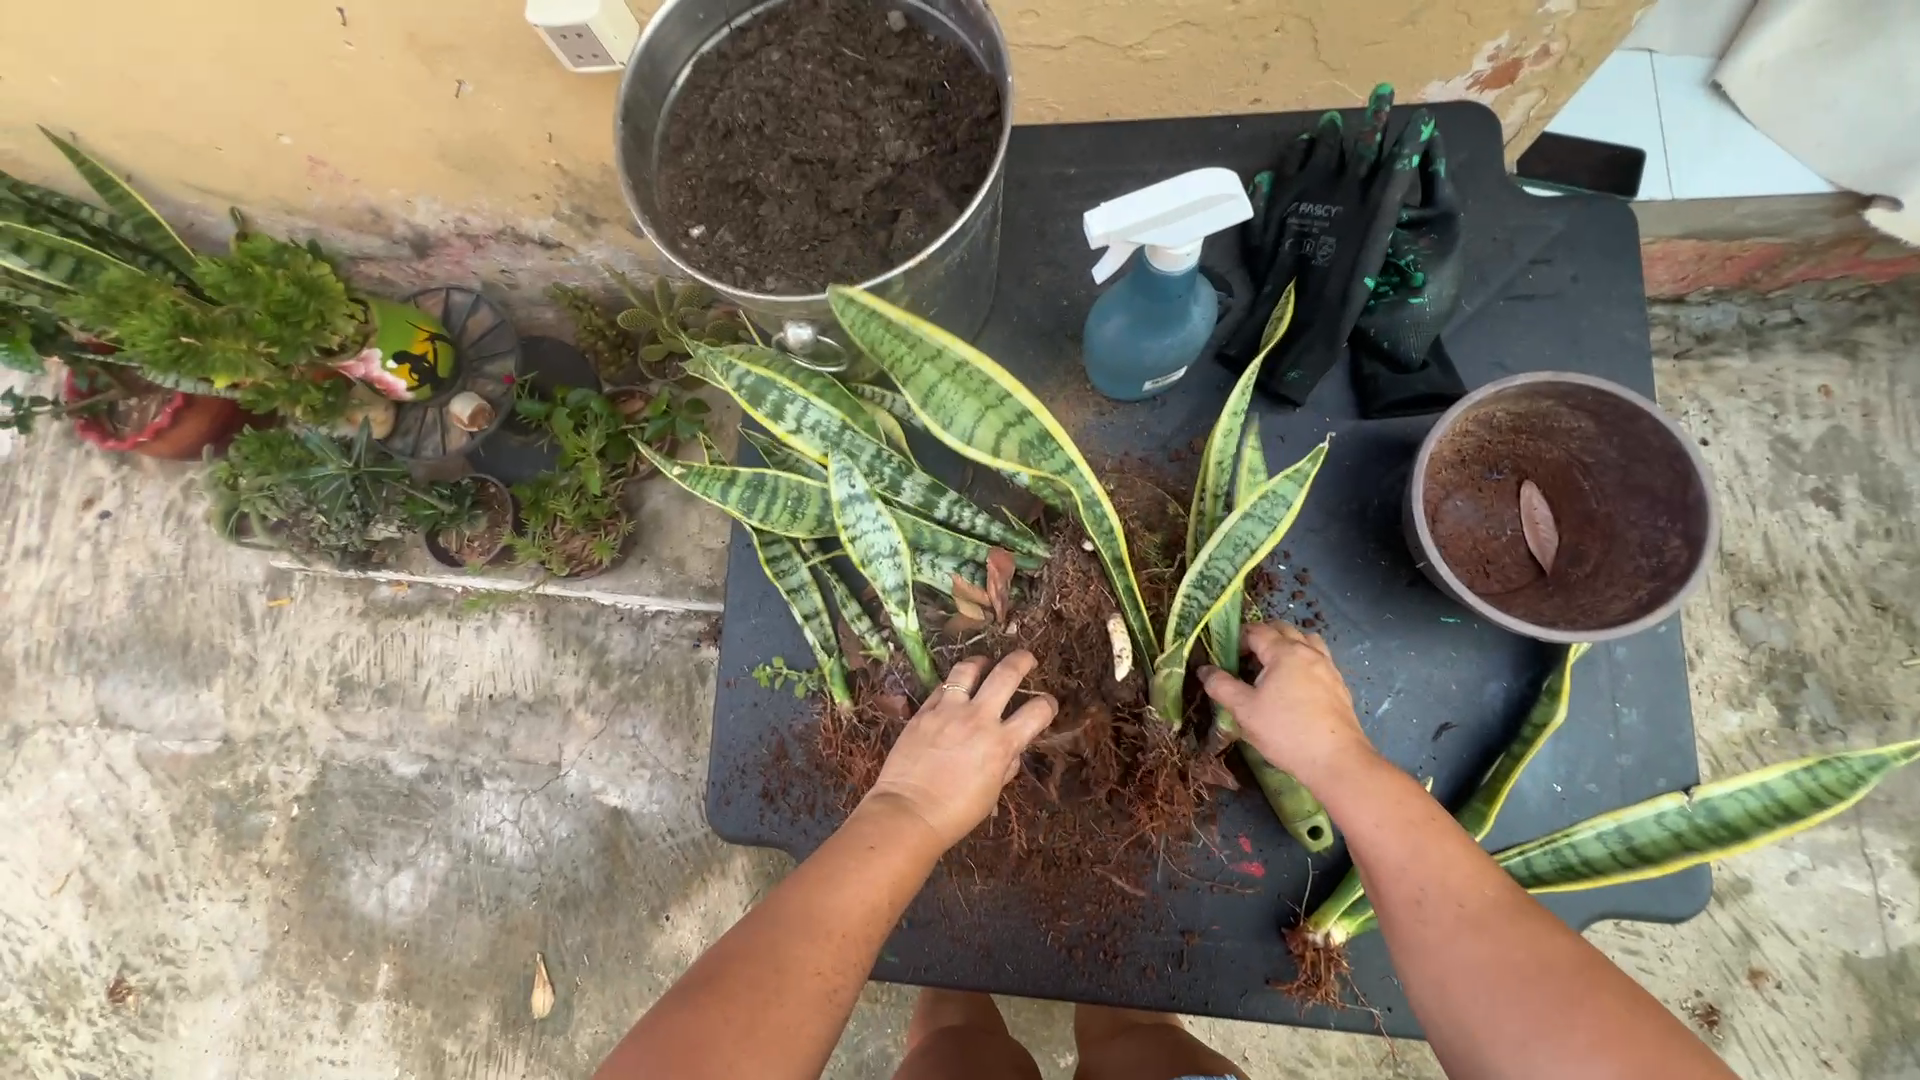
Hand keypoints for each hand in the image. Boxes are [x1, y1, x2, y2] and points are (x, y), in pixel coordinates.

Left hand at [860, 651, 1057, 850]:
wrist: (909, 812)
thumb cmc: (956, 813)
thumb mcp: (991, 792)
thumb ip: (1005, 765)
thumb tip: (1011, 751)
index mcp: (1002, 743)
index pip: (1037, 712)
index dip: (1048, 705)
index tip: (1048, 704)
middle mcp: (978, 718)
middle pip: (1006, 674)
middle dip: (1022, 661)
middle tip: (1027, 658)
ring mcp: (948, 711)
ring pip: (968, 669)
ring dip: (981, 662)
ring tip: (984, 663)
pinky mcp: (924, 711)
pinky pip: (942, 687)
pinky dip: (953, 684)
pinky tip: (955, 688)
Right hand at [1199, 622, 1373, 786]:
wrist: (1337, 760)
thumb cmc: (1285, 731)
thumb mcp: (1244, 710)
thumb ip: (1221, 686)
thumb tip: (1204, 670)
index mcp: (1284, 653)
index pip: (1256, 631)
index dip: (1237, 639)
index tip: (1226, 657)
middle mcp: (1308, 652)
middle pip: (1283, 629)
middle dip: (1262, 636)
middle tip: (1246, 658)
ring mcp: (1328, 667)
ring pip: (1306, 640)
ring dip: (1288, 644)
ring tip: (1274, 665)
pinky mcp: (1339, 685)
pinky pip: (1319, 659)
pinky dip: (1304, 659)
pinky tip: (1295, 684)